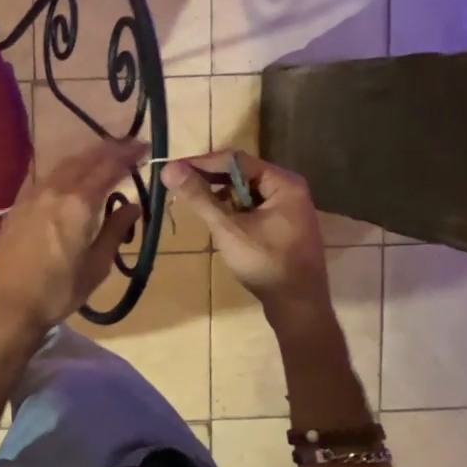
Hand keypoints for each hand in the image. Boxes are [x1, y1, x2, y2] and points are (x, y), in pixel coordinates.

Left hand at [0, 140, 145, 353]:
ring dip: (87, 156)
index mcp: (79, 204)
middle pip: (86, 160)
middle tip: (129, 146)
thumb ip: (115, 231)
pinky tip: (70, 174)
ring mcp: (32, 194)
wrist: (6, 303)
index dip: (128, 155)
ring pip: (64, 165)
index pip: (108, 168)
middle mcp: (55, 190)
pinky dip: (65, 169)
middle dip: (109, 150)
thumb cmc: (57, 291)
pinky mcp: (18, 204)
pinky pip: (46, 176)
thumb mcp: (96, 267)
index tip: (143, 147)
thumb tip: (133, 205)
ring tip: (104, 157)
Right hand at [162, 151, 329, 312]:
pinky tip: (214, 218)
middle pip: (241, 173)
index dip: (201, 162)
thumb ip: (199, 197)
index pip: (235, 160)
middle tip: (178, 184)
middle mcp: (288, 188)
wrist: (298, 306)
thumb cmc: (266, 263)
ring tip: (191, 200)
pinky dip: (231, 209)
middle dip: (209, 178)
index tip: (173, 169)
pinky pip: (251, 206)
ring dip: (218, 194)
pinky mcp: (282, 224)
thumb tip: (169, 169)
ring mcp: (287, 207)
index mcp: (283, 183)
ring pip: (244, 191)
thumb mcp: (228, 229)